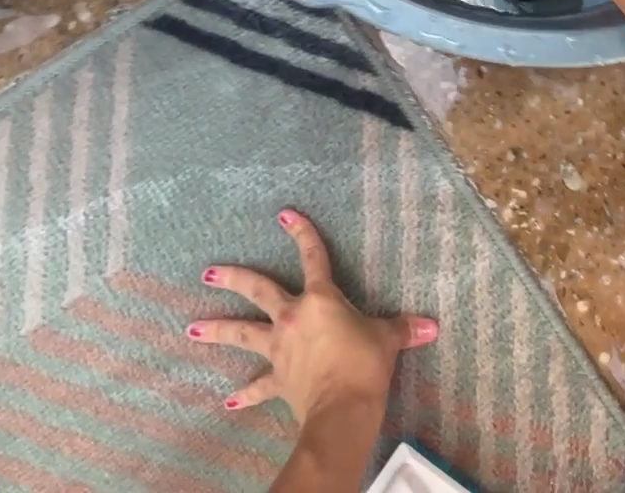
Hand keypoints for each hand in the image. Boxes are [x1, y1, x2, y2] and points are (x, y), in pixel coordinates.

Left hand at [188, 207, 437, 420]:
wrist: (342, 409)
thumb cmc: (364, 363)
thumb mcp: (388, 339)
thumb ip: (405, 328)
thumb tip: (433, 326)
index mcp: (321, 298)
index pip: (313, 256)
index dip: (301, 233)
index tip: (285, 214)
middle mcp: (293, 318)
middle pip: (258, 290)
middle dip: (233, 279)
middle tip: (208, 272)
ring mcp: (279, 349)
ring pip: (242, 333)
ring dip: (216, 329)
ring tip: (191, 326)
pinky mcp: (277, 380)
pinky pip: (256, 387)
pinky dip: (243, 394)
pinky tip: (227, 401)